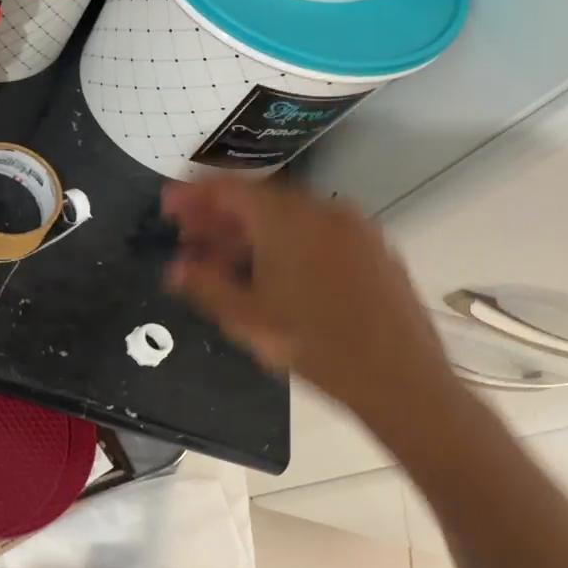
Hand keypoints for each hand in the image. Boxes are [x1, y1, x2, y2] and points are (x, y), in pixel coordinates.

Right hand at [160, 178, 457, 428]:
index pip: (228, 189)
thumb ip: (202, 284)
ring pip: (289, 217)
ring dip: (251, 232)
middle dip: (219, 217)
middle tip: (188, 237)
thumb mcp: (244, 318)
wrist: (400, 378)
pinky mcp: (374, 250)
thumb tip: (175, 267)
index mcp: (285, 219)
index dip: (193, 194)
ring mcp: (354, 229)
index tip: (168, 205)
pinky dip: (285, 241)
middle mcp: (321, 211)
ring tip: (224, 261)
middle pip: (259, 201)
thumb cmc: (313, 344)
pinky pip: (317, 233)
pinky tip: (272, 272)